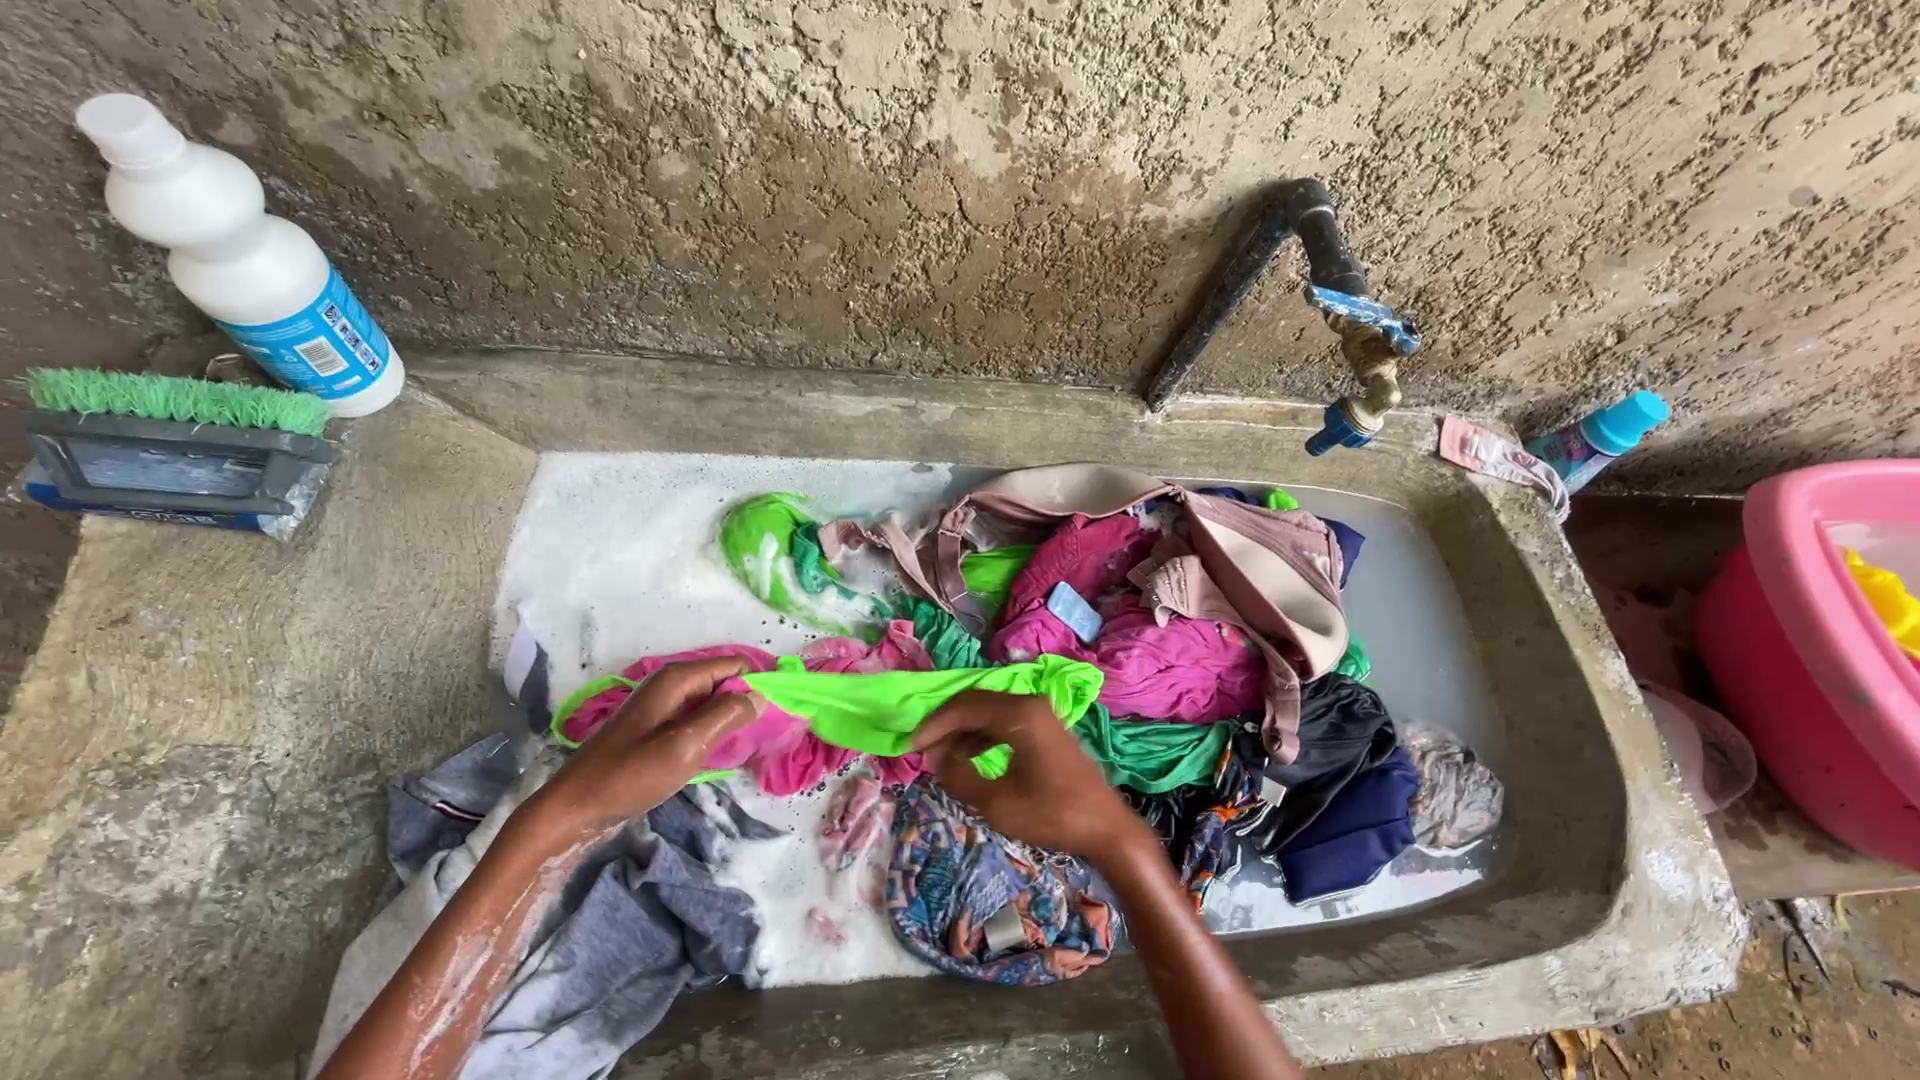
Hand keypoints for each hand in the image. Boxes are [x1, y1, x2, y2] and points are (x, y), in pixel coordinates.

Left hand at [532, 657, 764, 834]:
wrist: (574, 809)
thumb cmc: (629, 775)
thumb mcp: (685, 745)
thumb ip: (725, 714)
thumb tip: (760, 693)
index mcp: (677, 679)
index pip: (736, 665)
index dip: (759, 683)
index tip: (780, 712)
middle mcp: (671, 684)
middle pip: (725, 681)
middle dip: (748, 701)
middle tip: (767, 734)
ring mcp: (662, 707)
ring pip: (713, 702)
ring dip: (732, 719)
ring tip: (750, 745)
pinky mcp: (657, 728)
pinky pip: (698, 719)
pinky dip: (714, 731)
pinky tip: (721, 753)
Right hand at [911, 690, 1149, 863]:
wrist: (1106, 828)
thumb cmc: (1053, 815)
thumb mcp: (996, 803)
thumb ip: (959, 776)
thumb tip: (937, 757)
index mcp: (1020, 713)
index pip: (963, 706)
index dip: (933, 725)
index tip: (911, 746)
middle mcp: (1029, 703)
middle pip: (974, 702)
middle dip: (945, 725)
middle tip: (922, 751)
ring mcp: (1040, 713)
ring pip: (988, 711)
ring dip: (961, 731)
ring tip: (941, 758)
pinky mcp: (1045, 728)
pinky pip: (1003, 722)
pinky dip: (980, 736)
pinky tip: (968, 758)